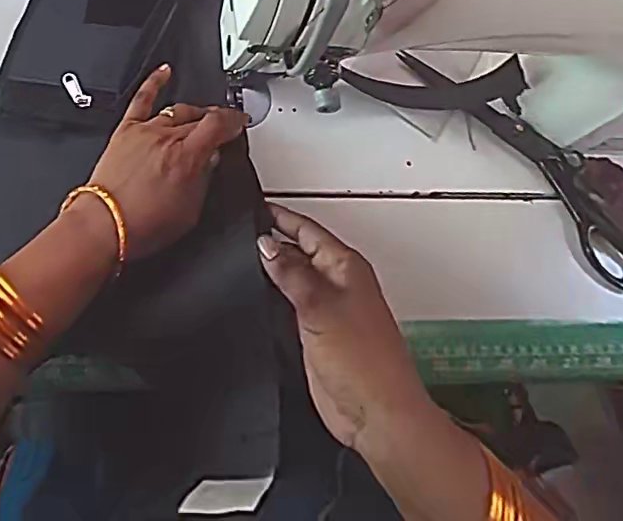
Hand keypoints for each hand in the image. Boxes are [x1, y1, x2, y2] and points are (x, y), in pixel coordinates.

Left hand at [83, 64, 246, 259]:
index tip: (239, 122)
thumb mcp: (189, 212)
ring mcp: (145, 131)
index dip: (234, 120)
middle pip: (200, 117)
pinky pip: (142, 99)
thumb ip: (204, 180)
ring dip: (193, 112)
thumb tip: (210, 164)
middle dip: (215, 122)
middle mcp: (166, 138)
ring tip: (201, 116)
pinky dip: (154, 82)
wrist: (104, 225)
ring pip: (177, 110)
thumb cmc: (141, 223)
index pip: (219, 124)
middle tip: (221, 129)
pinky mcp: (126, 130)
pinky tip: (164, 73)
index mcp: (187, 157)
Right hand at [258, 204, 434, 451]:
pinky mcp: (317, 334)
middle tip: (246, 232)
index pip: (307, 229)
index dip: (282, 217)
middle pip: (300, 251)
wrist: (377, 415)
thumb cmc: (367, 362)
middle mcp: (337, 284)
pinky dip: (275, 298)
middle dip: (275, 242)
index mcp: (344, 266)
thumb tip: (266, 244)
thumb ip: (290, 272)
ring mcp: (327, 310)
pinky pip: (291, 305)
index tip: (259, 207)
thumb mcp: (319, 306)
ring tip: (248, 260)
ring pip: (294, 278)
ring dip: (274, 271)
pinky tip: (261, 297)